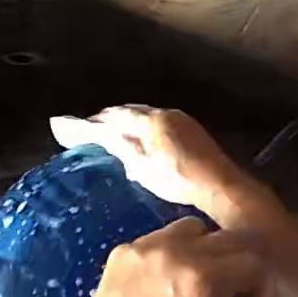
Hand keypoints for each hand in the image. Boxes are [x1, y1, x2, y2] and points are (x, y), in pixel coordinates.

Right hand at [51, 106, 282, 228]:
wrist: (220, 185)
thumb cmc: (178, 180)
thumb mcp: (142, 167)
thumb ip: (120, 146)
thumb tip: (97, 132)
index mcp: (151, 120)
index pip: (116, 115)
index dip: (95, 121)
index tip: (76, 126)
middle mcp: (166, 113)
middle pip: (132, 111)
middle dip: (111, 118)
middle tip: (92, 129)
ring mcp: (182, 120)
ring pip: (147, 115)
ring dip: (129, 122)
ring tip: (115, 133)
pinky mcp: (192, 131)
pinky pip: (160, 122)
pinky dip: (145, 127)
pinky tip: (144, 142)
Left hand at [58, 216, 279, 296]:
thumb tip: (272, 294)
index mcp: (203, 279)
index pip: (255, 262)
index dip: (259, 286)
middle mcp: (177, 251)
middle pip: (230, 238)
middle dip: (238, 264)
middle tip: (227, 294)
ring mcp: (147, 245)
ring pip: (198, 228)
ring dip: (207, 250)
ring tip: (196, 281)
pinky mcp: (126, 247)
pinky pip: (165, 235)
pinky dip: (176, 251)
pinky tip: (167, 280)